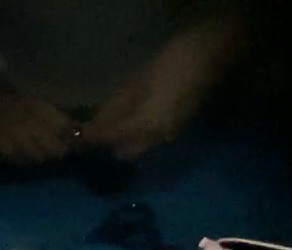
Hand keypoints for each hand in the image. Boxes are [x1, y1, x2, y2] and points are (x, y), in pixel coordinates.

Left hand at [80, 22, 233, 158]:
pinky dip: (137, 137)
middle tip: (93, 133)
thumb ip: (116, 106)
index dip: (92, 138)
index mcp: (147, 126)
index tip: (76, 138)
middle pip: (124, 153)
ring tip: (110, 129)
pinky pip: (150, 142)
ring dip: (123, 144)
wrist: (216, 54)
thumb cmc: (176, 62)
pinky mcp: (177, 132)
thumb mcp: (141, 81)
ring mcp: (170, 138)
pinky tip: (131, 122)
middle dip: (108, 146)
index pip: (111, 139)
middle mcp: (158, 140)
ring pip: (138, 150)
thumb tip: (94, 124)